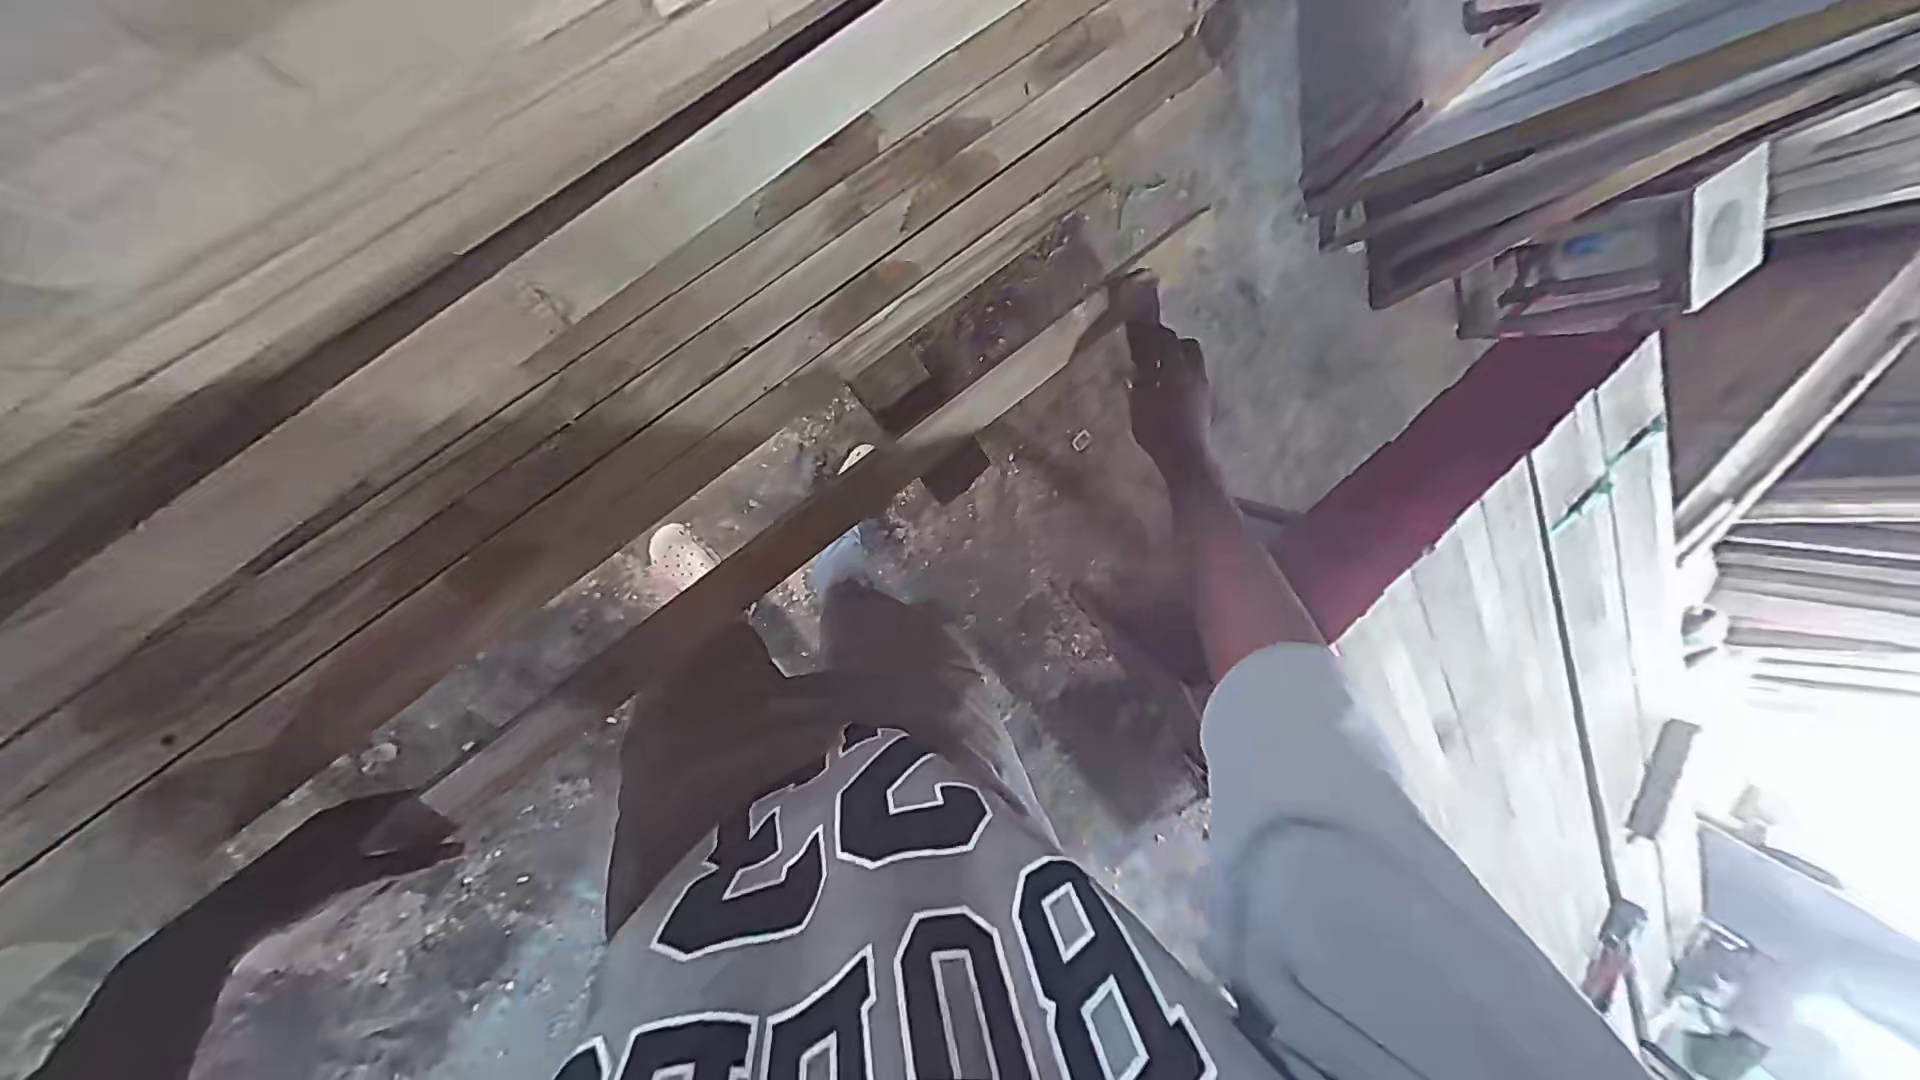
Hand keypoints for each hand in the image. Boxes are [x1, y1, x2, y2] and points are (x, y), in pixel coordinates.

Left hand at [217, 792, 462, 929]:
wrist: (229, 919)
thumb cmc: (301, 892)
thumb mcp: (360, 875)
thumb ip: (409, 860)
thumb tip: (459, 847)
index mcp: (353, 813)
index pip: (406, 800)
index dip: (432, 813)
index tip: (453, 829)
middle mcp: (338, 813)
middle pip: (389, 808)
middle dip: (416, 822)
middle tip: (440, 841)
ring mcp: (318, 828)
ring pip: (371, 820)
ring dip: (395, 833)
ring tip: (414, 850)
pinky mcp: (305, 845)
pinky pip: (353, 832)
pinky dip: (374, 841)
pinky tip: (377, 858)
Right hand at [1115, 272, 1215, 485]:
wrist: (1186, 457)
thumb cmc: (1157, 430)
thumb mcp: (1139, 402)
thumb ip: (1139, 377)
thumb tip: (1136, 357)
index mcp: (1175, 367)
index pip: (1162, 337)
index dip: (1150, 327)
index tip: (1139, 314)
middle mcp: (1194, 371)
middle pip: (1184, 346)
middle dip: (1168, 343)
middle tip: (1149, 348)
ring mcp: (1203, 387)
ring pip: (1191, 362)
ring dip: (1177, 360)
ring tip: (1160, 370)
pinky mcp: (1206, 403)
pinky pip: (1193, 379)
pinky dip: (1181, 377)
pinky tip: (1169, 390)